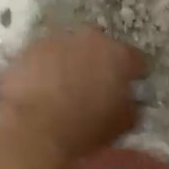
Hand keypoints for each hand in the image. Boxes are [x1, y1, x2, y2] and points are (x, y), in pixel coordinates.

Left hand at [0, 26, 144, 165]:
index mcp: (119, 56)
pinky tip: (41, 85)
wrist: (33, 127)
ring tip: (63, 84)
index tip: (128, 86)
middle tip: (93, 83)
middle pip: (101, 45)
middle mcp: (91, 39)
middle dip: (100, 61)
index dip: (133, 73)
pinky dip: (46, 65)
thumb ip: (131, 108)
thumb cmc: (83, 129)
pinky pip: (45, 53)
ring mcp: (59, 39)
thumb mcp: (120, 126)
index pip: (136, 59)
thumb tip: (131, 102)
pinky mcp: (32, 46)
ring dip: (71, 60)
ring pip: (71, 46)